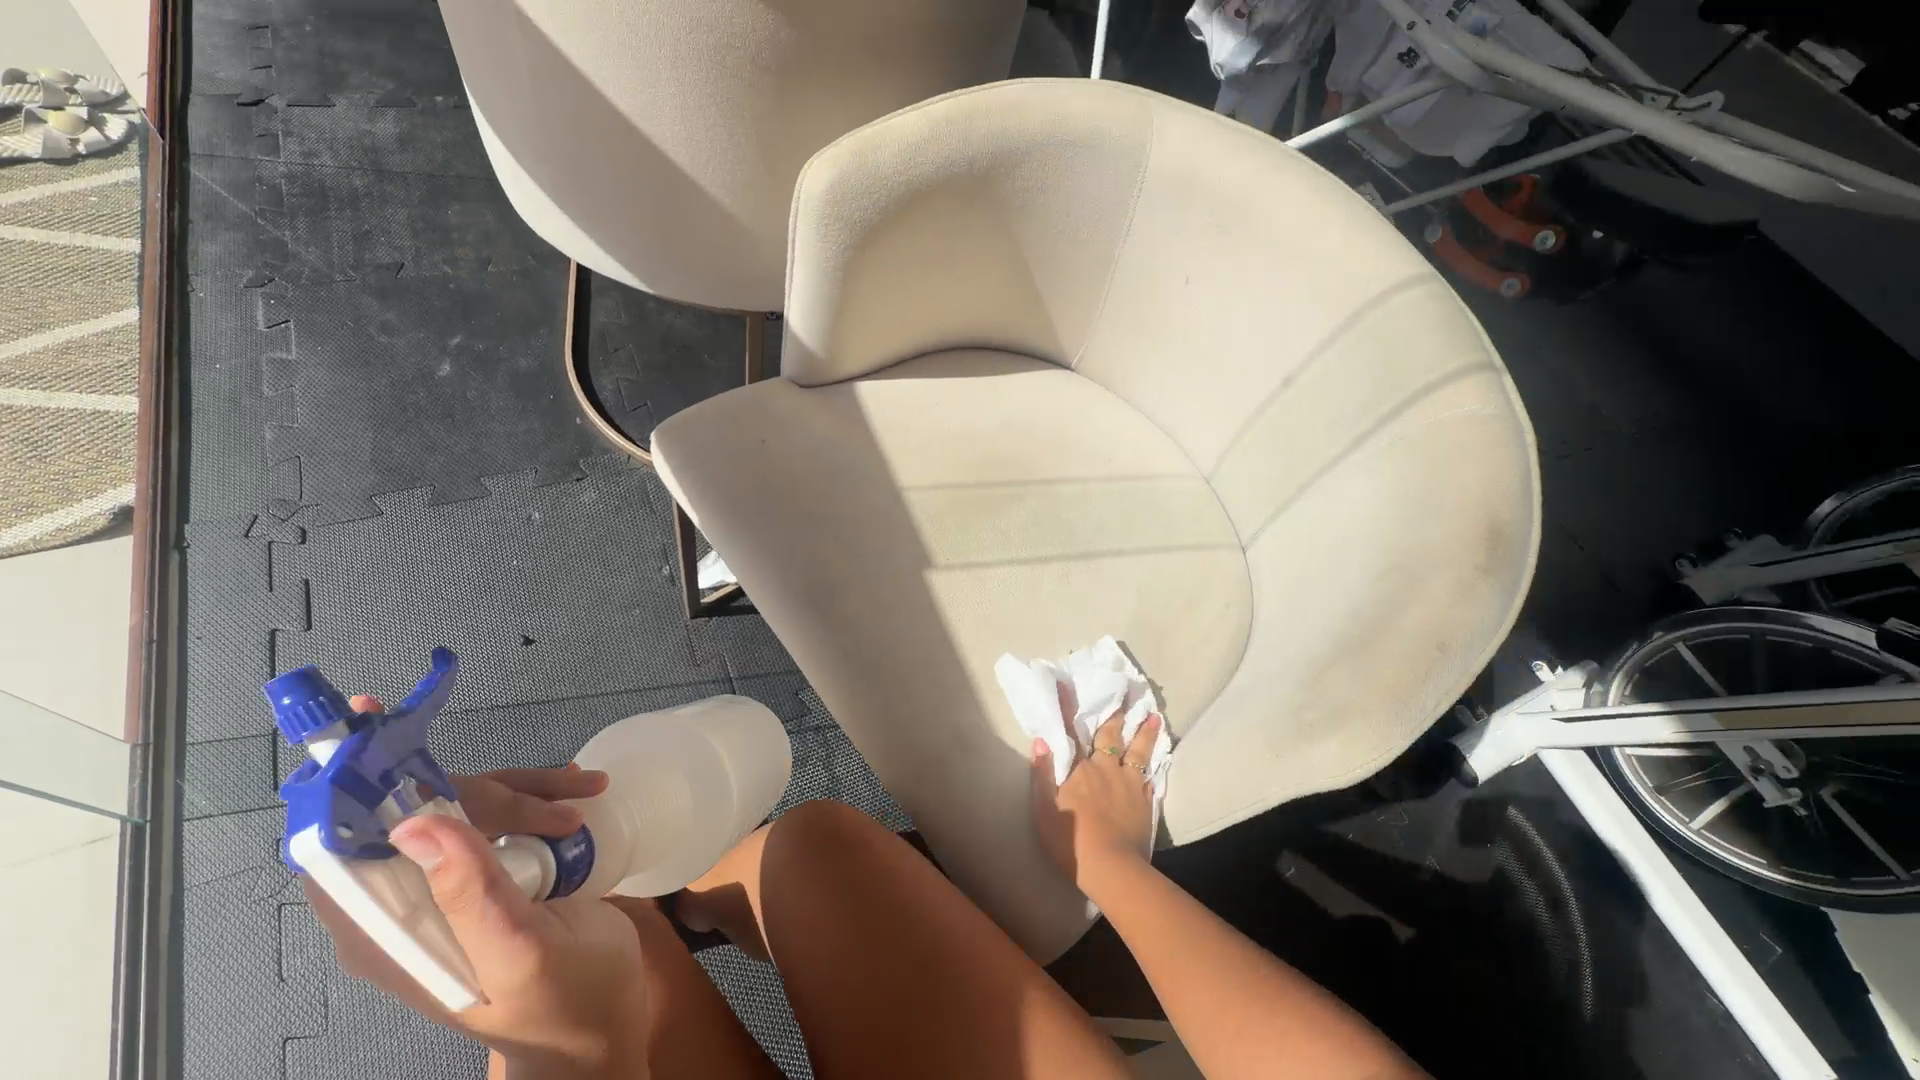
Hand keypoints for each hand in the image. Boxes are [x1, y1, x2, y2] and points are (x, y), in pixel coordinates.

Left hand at [302, 696, 648, 1079]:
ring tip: (583, 793)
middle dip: (483, 792)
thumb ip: (470, 892)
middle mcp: (408, 904)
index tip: (375, 733)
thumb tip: (413, 822)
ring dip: (527, 788)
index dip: (346, 791)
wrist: (607, 1022)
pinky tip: (578, 790)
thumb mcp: (519, 952)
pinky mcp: (496, 871)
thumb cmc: (562, 1000)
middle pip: (415, 813)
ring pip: (466, 804)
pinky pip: (504, 814)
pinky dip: (542, 794)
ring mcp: (454, 884)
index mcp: (387, 932)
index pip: (337, 851)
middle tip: (554, 801)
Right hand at [1029, 706, 1161, 897]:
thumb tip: (1042, 739)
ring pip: (1138, 752)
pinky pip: (1149, 777)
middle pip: (1112, 737)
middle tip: (1126, 694)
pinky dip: (1153, 765)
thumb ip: (1043, 773)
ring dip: (1145, 734)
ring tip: (1154, 717)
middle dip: (1116, 716)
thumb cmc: (1071, 840)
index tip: (1066, 684)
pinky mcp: (1145, 803)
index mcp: (1080, 770)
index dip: (1068, 707)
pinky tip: (1158, 761)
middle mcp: (1106, 770)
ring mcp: (1129, 785)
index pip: (1072, 733)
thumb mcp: (1044, 808)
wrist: (1111, 867)